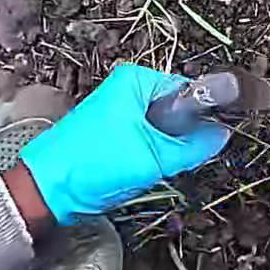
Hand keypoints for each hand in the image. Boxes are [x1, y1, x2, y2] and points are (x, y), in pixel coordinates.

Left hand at [18, 64, 229, 223]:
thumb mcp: (153, 157)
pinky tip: (145, 167)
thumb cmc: (94, 164)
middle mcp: (129, 86)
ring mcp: (119, 106)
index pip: (188, 88)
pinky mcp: (113, 127)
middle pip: (175, 108)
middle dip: (182, 133)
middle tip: (181, 156)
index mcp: (137, 79)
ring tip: (158, 164)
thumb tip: (224, 135)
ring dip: (166, 145)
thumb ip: (194, 146)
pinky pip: (147, 134)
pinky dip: (152, 150)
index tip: (215, 134)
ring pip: (162, 124)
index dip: (203, 113)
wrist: (45, 190)